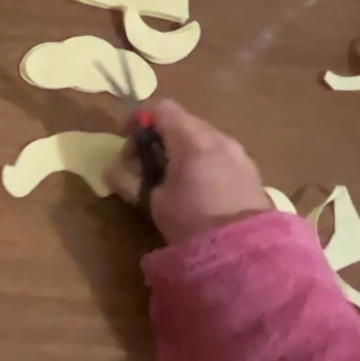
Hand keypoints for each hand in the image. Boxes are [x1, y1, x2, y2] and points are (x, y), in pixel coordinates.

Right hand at [106, 99, 271, 245]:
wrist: (245, 252)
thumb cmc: (193, 223)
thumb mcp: (153, 203)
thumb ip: (128, 181)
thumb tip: (110, 170)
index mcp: (192, 141)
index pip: (161, 108)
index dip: (139, 119)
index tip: (127, 138)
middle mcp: (219, 137)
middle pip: (181, 121)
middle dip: (157, 136)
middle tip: (143, 164)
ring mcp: (238, 151)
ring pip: (200, 136)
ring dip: (179, 148)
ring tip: (170, 177)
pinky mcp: (249, 167)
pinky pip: (217, 151)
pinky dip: (199, 158)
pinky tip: (195, 186)